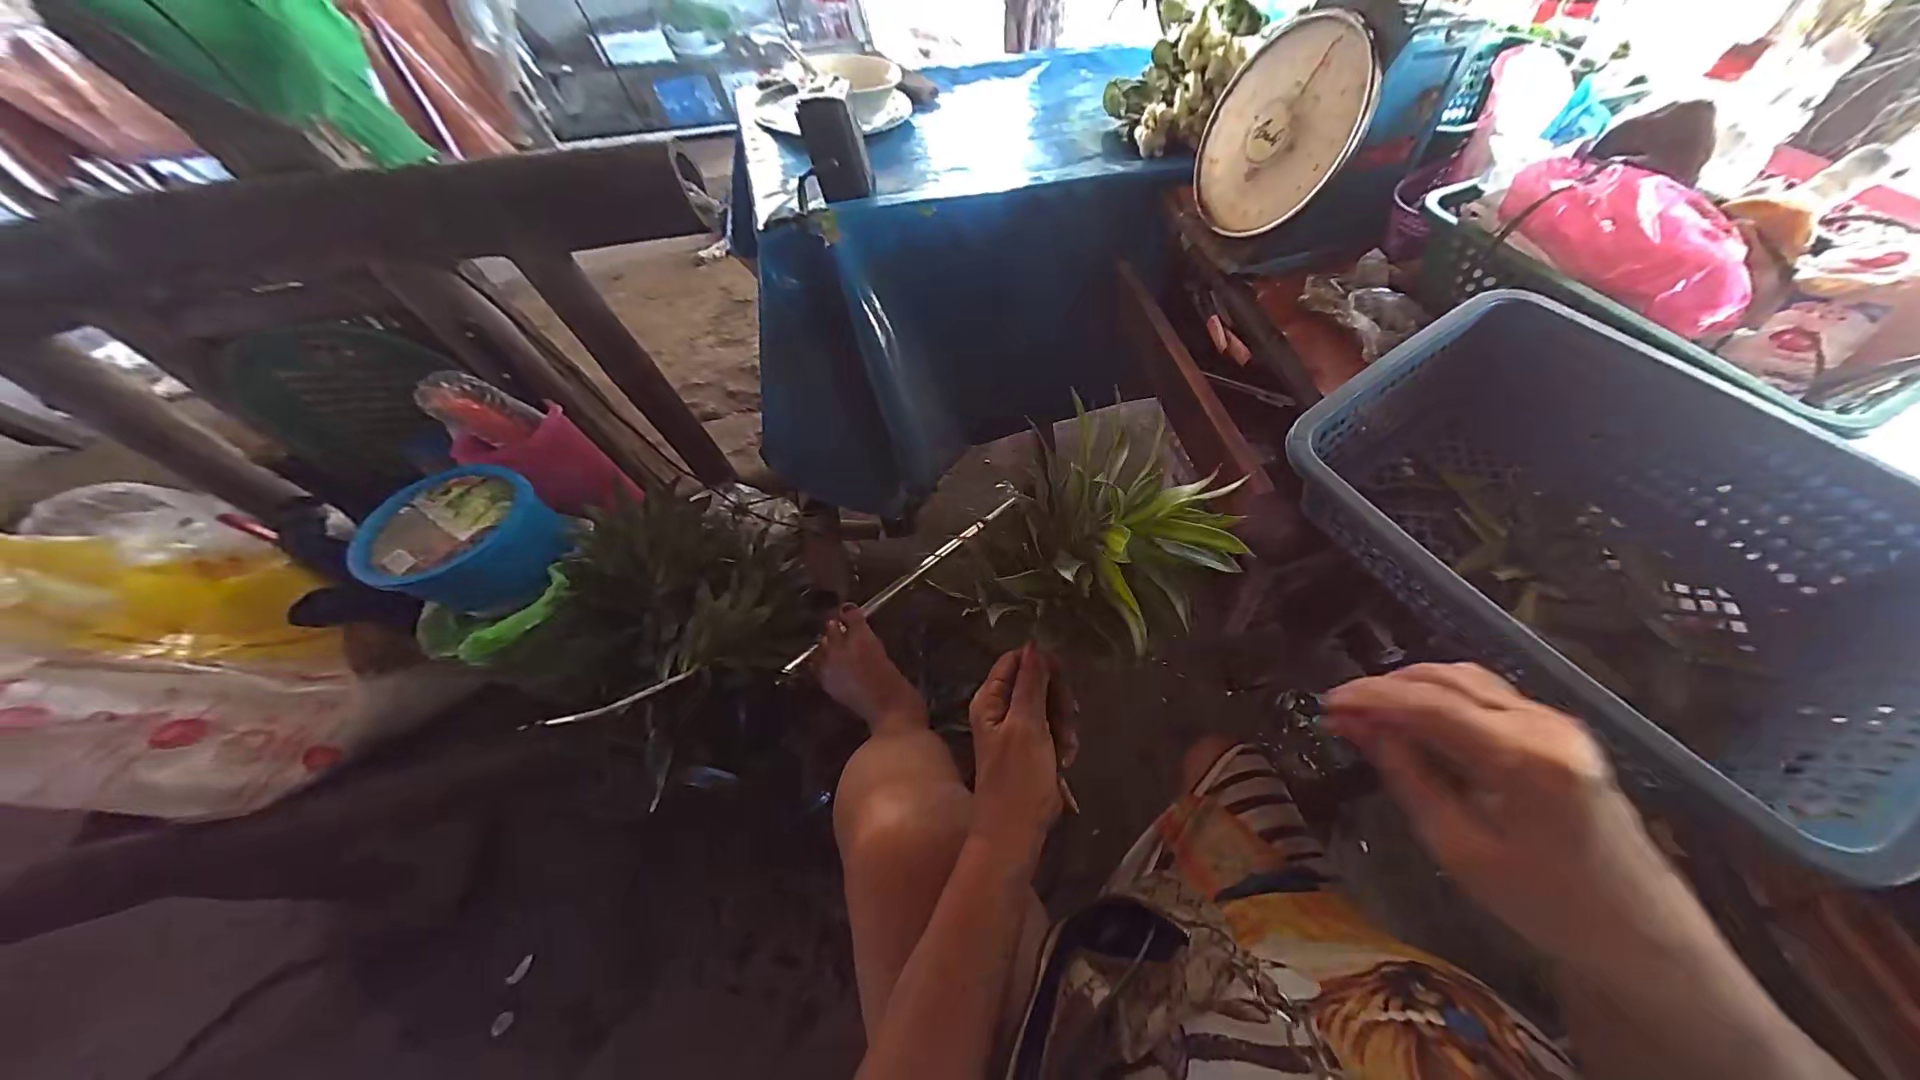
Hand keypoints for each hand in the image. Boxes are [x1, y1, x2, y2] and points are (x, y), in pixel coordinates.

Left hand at [967, 643, 1062, 861]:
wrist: (1015, 834)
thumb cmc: (1018, 780)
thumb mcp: (1027, 726)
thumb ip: (1031, 683)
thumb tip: (1033, 644)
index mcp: (990, 699)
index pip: (1017, 660)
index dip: (1043, 667)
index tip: (1062, 685)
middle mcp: (999, 709)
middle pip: (1036, 681)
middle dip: (1058, 701)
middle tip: (1066, 725)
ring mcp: (1014, 729)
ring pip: (1049, 706)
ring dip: (1063, 724)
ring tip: (1066, 750)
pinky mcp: (1029, 748)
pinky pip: (1051, 729)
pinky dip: (1061, 742)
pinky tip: (1064, 761)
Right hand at [1325, 663, 1704, 974]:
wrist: (1644, 937)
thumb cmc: (1545, 903)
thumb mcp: (1457, 845)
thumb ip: (1405, 773)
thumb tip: (1356, 725)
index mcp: (1523, 757)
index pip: (1428, 703)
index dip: (1369, 696)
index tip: (1326, 703)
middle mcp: (1544, 724)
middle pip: (1445, 679)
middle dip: (1384, 688)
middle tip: (1341, 710)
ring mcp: (1557, 723)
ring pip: (1464, 677)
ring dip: (1409, 686)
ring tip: (1368, 710)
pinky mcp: (1559, 730)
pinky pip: (1485, 693)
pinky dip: (1438, 694)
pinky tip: (1412, 714)